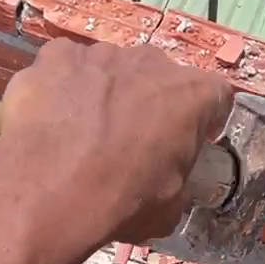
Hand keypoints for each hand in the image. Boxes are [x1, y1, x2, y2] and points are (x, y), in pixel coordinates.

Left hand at [0, 40, 233, 246]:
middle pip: (159, 78)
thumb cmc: (121, 204)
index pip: (215, 97)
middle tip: (131, 144)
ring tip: (84, 137)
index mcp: (191, 97)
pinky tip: (53, 122)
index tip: (189, 143)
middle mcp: (150, 62)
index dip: (204, 122)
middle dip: (150, 105)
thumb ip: (177, 180)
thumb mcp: (168, 209)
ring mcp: (100, 54)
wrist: (49, 195)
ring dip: (106, 96)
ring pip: (111, 71)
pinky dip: (64, 89)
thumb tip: (167, 182)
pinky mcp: (55, 56)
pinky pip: (67, 69)